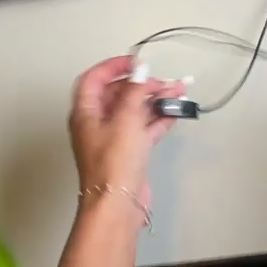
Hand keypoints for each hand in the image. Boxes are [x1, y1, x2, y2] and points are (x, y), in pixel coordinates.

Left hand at [69, 56, 184, 210]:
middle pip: (119, 94)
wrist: (117, 204)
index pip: (95, 78)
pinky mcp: (129, 152)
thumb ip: (134, 91)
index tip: (138, 62)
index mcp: (86, 112)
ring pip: (135, 111)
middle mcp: (97, 123)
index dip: (114, 66)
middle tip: (166, 82)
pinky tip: (175, 113)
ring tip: (179, 93)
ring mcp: (113, 138)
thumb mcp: (125, 120)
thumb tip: (141, 70)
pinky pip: (144, 128)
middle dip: (144, 85)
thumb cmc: (113, 163)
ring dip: (156, 100)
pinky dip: (158, 119)